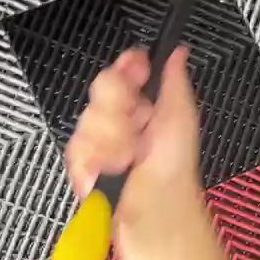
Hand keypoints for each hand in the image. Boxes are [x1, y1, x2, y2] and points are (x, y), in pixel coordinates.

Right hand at [66, 46, 204, 246]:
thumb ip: (174, 80)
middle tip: (136, 124)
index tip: (137, 67)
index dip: (127, 67)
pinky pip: (78, 147)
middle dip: (119, 107)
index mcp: (140, 107)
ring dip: (113, 138)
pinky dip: (99, 158)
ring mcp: (98, 143)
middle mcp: (118, 123)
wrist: (155, 207)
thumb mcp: (181, 117)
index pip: (122, 72)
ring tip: (129, 155)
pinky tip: (113, 167)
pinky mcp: (82, 164)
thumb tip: (177, 52)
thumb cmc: (172, 169)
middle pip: (101, 90)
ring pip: (88, 118)